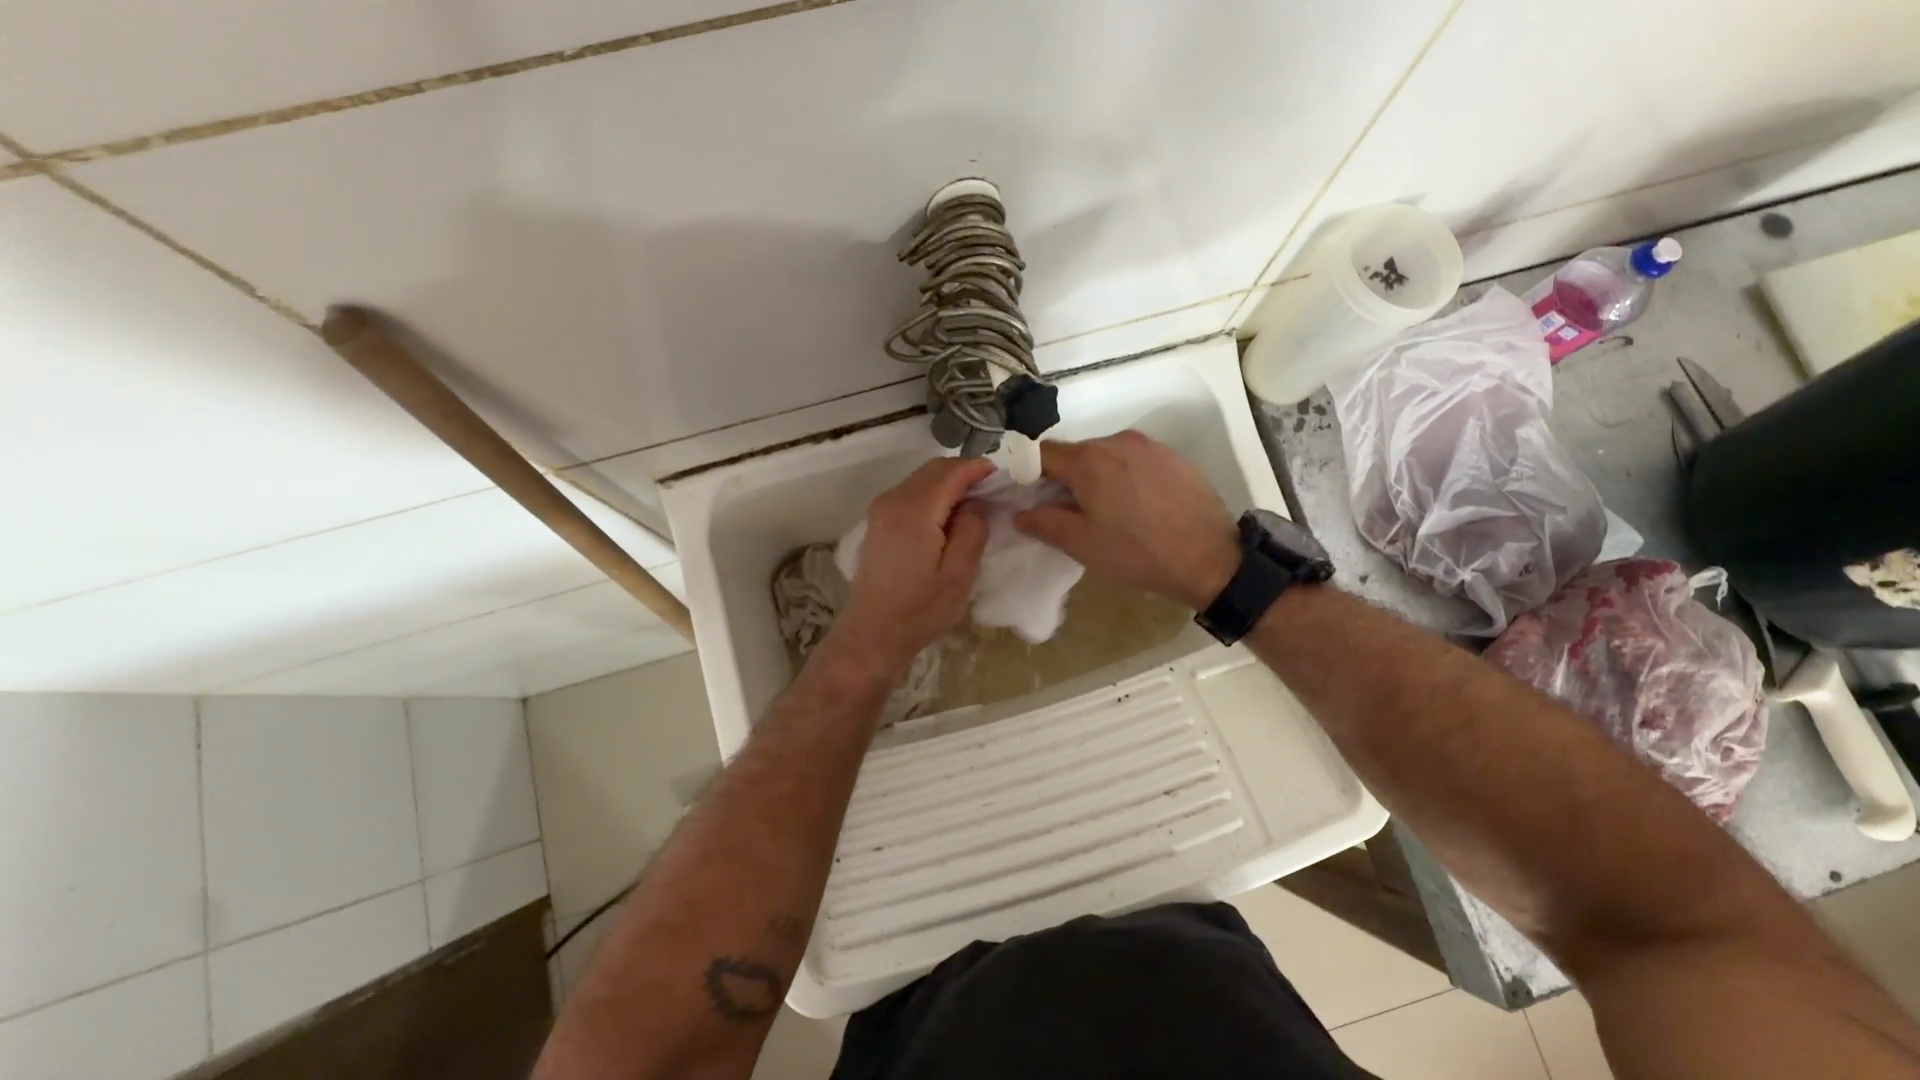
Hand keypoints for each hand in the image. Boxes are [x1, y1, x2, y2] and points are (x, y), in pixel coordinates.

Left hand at [829, 456, 993, 674]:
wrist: (872, 634)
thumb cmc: (919, 611)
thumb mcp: (959, 575)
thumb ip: (972, 531)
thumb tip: (976, 504)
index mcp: (914, 511)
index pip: (952, 471)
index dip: (980, 469)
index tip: (1004, 479)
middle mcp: (893, 500)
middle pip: (935, 469)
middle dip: (966, 474)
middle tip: (993, 494)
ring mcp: (881, 509)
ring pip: (922, 478)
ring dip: (949, 484)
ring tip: (975, 508)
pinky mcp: (879, 521)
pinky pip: (912, 493)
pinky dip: (934, 495)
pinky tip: (949, 519)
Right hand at [1014, 432, 1239, 609]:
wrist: (1211, 559)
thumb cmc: (1138, 553)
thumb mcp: (1082, 545)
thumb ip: (1044, 523)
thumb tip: (1020, 513)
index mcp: (1089, 459)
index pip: (1042, 453)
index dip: (1028, 473)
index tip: (1028, 498)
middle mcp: (1117, 441)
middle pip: (1076, 453)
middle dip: (1064, 478)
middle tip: (1066, 513)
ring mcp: (1150, 446)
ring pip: (1107, 456)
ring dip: (1097, 478)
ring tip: (1106, 513)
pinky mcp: (1174, 457)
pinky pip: (1135, 461)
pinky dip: (1125, 478)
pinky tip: (1136, 508)